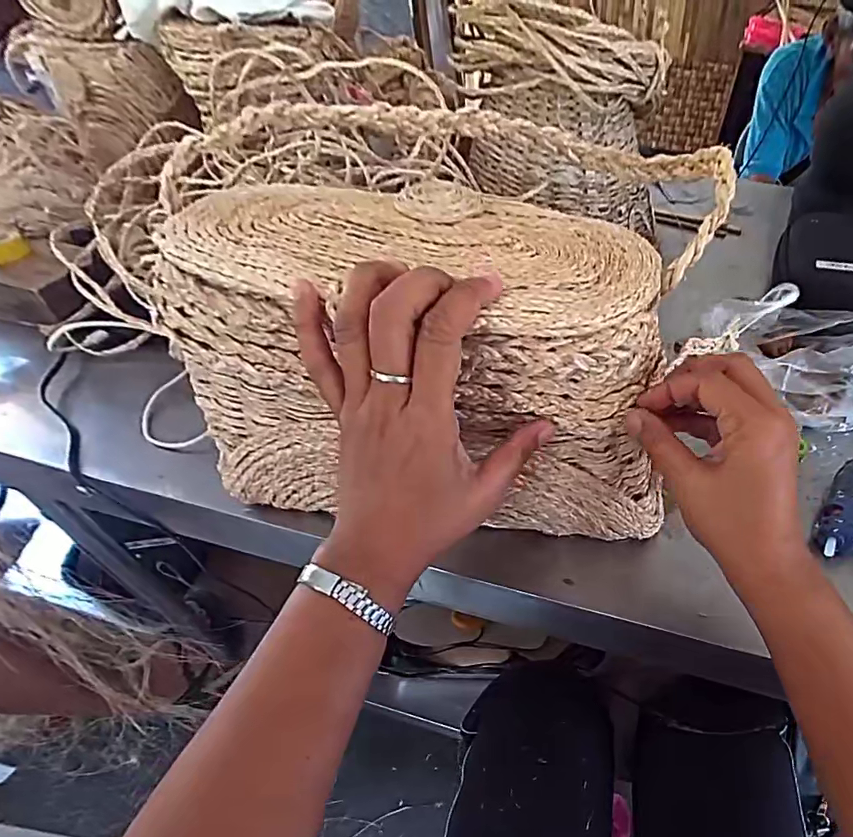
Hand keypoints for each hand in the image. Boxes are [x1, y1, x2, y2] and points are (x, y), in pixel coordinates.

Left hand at [293, 262, 553, 604]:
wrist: (375, 549)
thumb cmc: (430, 523)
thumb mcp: (484, 493)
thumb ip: (516, 454)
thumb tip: (547, 426)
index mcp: (428, 420)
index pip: (442, 338)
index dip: (465, 299)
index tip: (488, 285)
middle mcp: (387, 403)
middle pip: (391, 317)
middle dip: (421, 281)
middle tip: (448, 279)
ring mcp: (357, 405)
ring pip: (350, 327)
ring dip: (369, 285)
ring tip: (396, 269)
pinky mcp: (339, 412)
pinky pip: (316, 362)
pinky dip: (306, 322)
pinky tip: (305, 289)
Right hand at [624, 353, 809, 589]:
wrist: (767, 560)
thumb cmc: (731, 526)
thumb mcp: (688, 481)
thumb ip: (659, 442)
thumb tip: (634, 417)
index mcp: (757, 422)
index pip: (708, 381)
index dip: (669, 388)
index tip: (642, 406)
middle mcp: (773, 415)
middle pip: (732, 368)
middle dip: (691, 376)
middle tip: (659, 395)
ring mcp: (776, 428)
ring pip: (738, 387)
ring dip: (701, 393)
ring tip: (663, 413)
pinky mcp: (771, 442)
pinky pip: (741, 411)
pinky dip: (712, 412)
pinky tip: (680, 426)